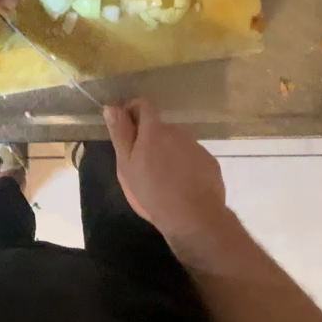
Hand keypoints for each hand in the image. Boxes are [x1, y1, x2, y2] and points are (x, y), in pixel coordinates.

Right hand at [104, 99, 235, 253]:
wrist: (193, 216)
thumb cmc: (152, 191)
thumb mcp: (126, 165)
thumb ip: (120, 134)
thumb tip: (112, 107)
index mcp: (154, 130)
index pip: (143, 105)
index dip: (132, 112)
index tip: (125, 130)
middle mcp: (177, 132)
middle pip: (160, 128)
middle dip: (149, 140)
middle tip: (142, 167)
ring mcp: (196, 147)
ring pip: (176, 144)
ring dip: (167, 154)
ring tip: (162, 181)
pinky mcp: (209, 162)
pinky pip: (192, 158)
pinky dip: (184, 167)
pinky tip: (181, 187)